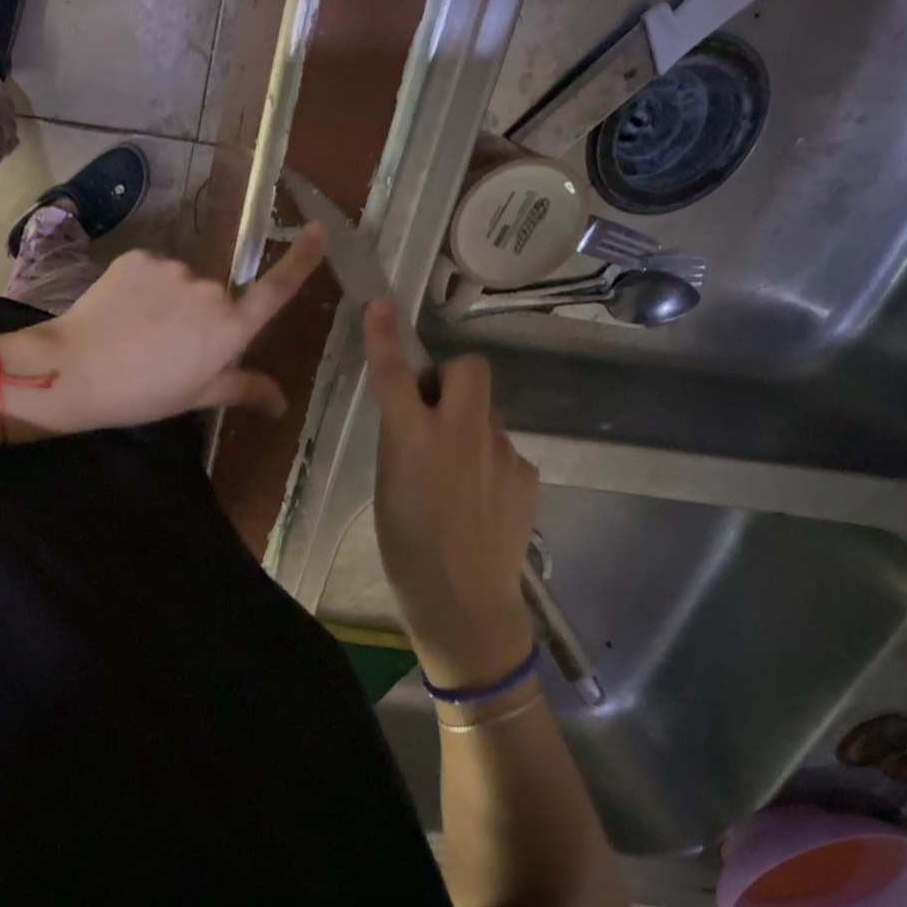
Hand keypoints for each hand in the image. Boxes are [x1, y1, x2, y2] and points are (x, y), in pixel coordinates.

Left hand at [0, 225, 326, 431]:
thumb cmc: (142, 393)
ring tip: (138, 334)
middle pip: (217, 296)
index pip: (277, 287)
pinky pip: (152, 271)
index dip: (301, 258)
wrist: (76, 369)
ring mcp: (174, 268)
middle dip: (201, 317)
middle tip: (168, 349)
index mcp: (230, 328)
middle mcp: (210, 290)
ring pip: (182, 283)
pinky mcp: (140, 257)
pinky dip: (142, 289)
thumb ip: (243, 389)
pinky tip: (121, 314)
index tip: (319, 229)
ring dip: (169, 302)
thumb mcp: (196, 396)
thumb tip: (283, 403)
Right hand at [364, 301, 538, 688]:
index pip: (397, 374)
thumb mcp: (386, 489)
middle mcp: (463, 434)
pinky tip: (478, 503)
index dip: (384, 337)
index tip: (379, 304)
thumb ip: (401, 444)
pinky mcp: (526, 474)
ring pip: (485, 415)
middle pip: (471, 369)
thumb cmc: (406, 552)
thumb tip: (416, 418)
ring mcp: (502, 453)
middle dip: (452, 377)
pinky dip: (487, 464)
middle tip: (434, 412)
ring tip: (453, 481)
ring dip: (467, 430)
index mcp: (414, 439)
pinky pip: (502, 450)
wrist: (464, 602)